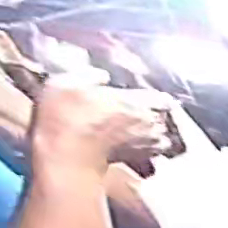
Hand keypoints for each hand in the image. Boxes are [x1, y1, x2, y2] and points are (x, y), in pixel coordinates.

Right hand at [31, 81, 172, 170]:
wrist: (70, 147)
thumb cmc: (64, 112)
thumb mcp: (66, 83)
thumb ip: (90, 76)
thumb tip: (104, 75)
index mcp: (136, 101)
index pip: (160, 98)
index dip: (152, 97)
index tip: (141, 96)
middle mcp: (152, 120)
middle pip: (162, 113)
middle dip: (151, 111)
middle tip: (132, 110)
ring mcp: (154, 137)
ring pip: (163, 129)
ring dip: (153, 126)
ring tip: (135, 125)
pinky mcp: (152, 152)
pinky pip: (161, 144)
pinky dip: (154, 140)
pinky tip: (139, 138)